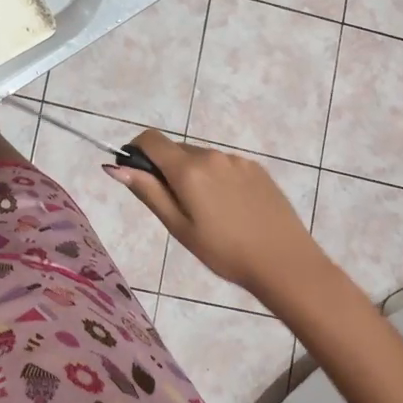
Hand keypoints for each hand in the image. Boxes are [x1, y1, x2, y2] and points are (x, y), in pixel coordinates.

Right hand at [107, 130, 332, 300]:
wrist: (286, 263)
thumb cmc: (224, 252)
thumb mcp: (179, 227)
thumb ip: (148, 192)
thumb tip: (116, 167)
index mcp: (188, 168)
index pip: (150, 139)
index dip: (137, 152)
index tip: (138, 177)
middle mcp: (211, 155)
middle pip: (175, 149)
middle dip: (167, 169)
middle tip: (176, 208)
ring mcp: (237, 160)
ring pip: (200, 158)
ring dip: (192, 175)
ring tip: (208, 214)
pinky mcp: (257, 169)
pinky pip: (224, 166)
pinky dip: (216, 179)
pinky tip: (231, 209)